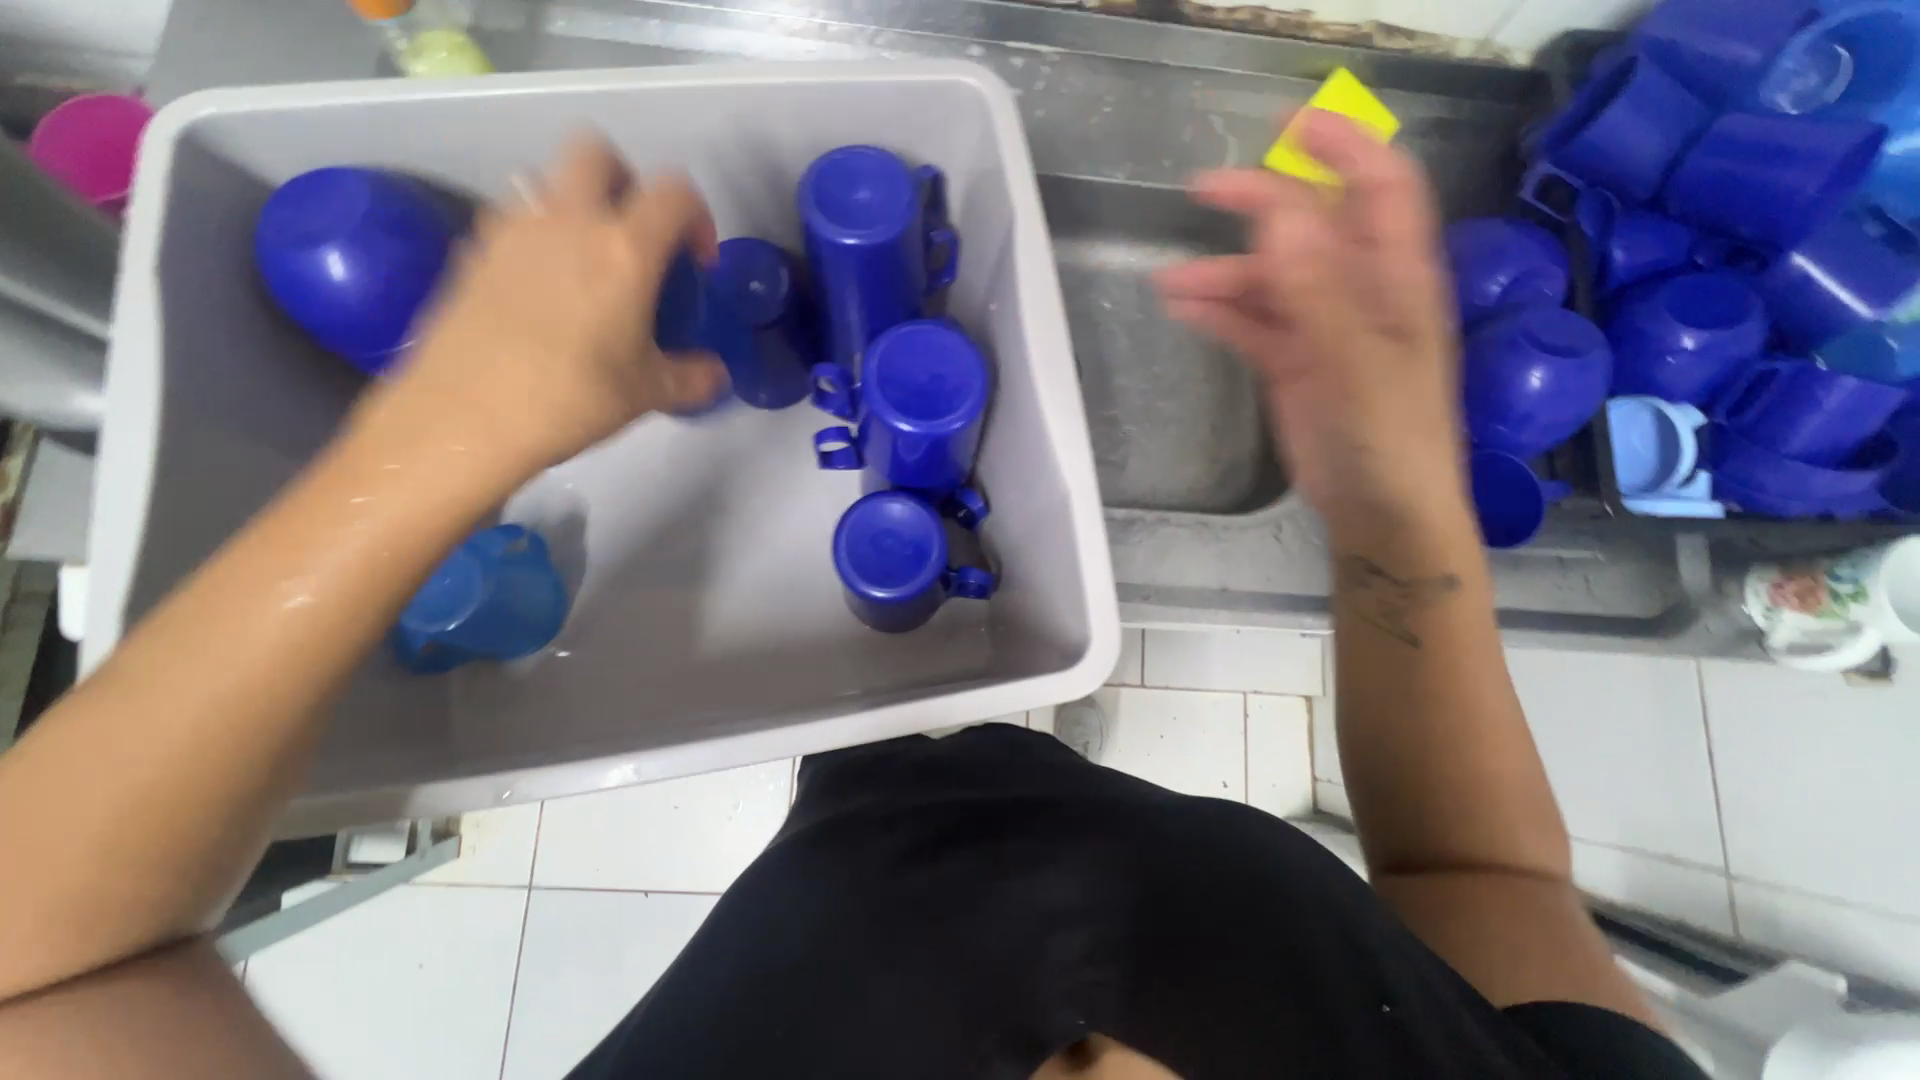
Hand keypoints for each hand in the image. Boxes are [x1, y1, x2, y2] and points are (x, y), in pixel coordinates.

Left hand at [359, 134, 728, 476]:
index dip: (697, 217)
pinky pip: (510, 222)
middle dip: (626, 182)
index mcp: (624, 249)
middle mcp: (567, 221)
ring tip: (584, 268)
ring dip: (573, 208)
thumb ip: (693, 376)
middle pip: (597, 153)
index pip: (674, 192)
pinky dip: (533, 241)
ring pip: (546, 182)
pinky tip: (539, 293)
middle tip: (635, 238)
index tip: (697, 264)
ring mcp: (510, 230)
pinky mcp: (471, 251)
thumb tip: (713, 372)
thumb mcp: (649, 394)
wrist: (465, 416)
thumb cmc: (573, 398)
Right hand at [1155, 110, 1466, 529]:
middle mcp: (1361, 292)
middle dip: (1260, 204)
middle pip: (1310, 228)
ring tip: (1169, 279)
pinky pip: (1253, 326)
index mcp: (1397, 278)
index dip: (1340, 147)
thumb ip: (1317, 289)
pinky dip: (1221, 315)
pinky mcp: (1294, 364)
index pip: (1378, 187)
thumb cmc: (1388, 437)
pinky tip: (1184, 309)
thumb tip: (1278, 214)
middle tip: (1200, 191)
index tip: (1285, 126)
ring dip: (1223, 275)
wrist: (1381, 513)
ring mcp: (1325, 329)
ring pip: (1271, 281)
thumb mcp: (1356, 360)